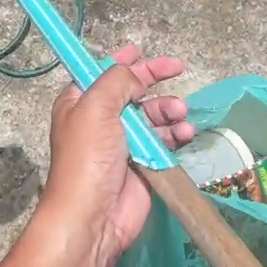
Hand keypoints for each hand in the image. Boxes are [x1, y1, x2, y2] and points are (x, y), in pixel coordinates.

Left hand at [37, 44, 194, 266]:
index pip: (102, 73)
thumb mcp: (96, 106)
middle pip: (131, 91)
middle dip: (153, 79)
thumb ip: (117, 80)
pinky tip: (185, 134)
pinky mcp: (143, 165)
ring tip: (180, 113)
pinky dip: (175, 134)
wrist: (93, 217)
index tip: (141, 49)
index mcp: (81, 102)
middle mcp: (101, 120)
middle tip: (177, 67)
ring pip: (152, 115)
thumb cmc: (88, 156)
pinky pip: (163, 141)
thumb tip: (135, 75)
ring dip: (168, 109)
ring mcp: (123, 144)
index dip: (121, 60)